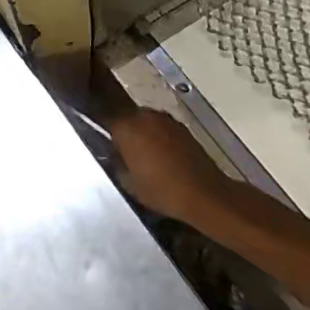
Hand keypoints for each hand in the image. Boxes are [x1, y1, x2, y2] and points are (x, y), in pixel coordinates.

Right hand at [105, 108, 235, 224]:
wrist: (204, 193)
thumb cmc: (161, 190)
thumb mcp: (128, 183)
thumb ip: (116, 163)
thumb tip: (115, 155)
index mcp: (126, 127)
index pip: (106, 119)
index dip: (105, 132)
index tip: (107, 146)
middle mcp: (144, 116)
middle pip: (127, 117)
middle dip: (125, 131)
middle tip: (125, 153)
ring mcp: (166, 119)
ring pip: (146, 121)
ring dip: (143, 133)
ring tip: (146, 156)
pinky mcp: (182, 127)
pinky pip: (162, 127)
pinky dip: (160, 137)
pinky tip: (164, 156)